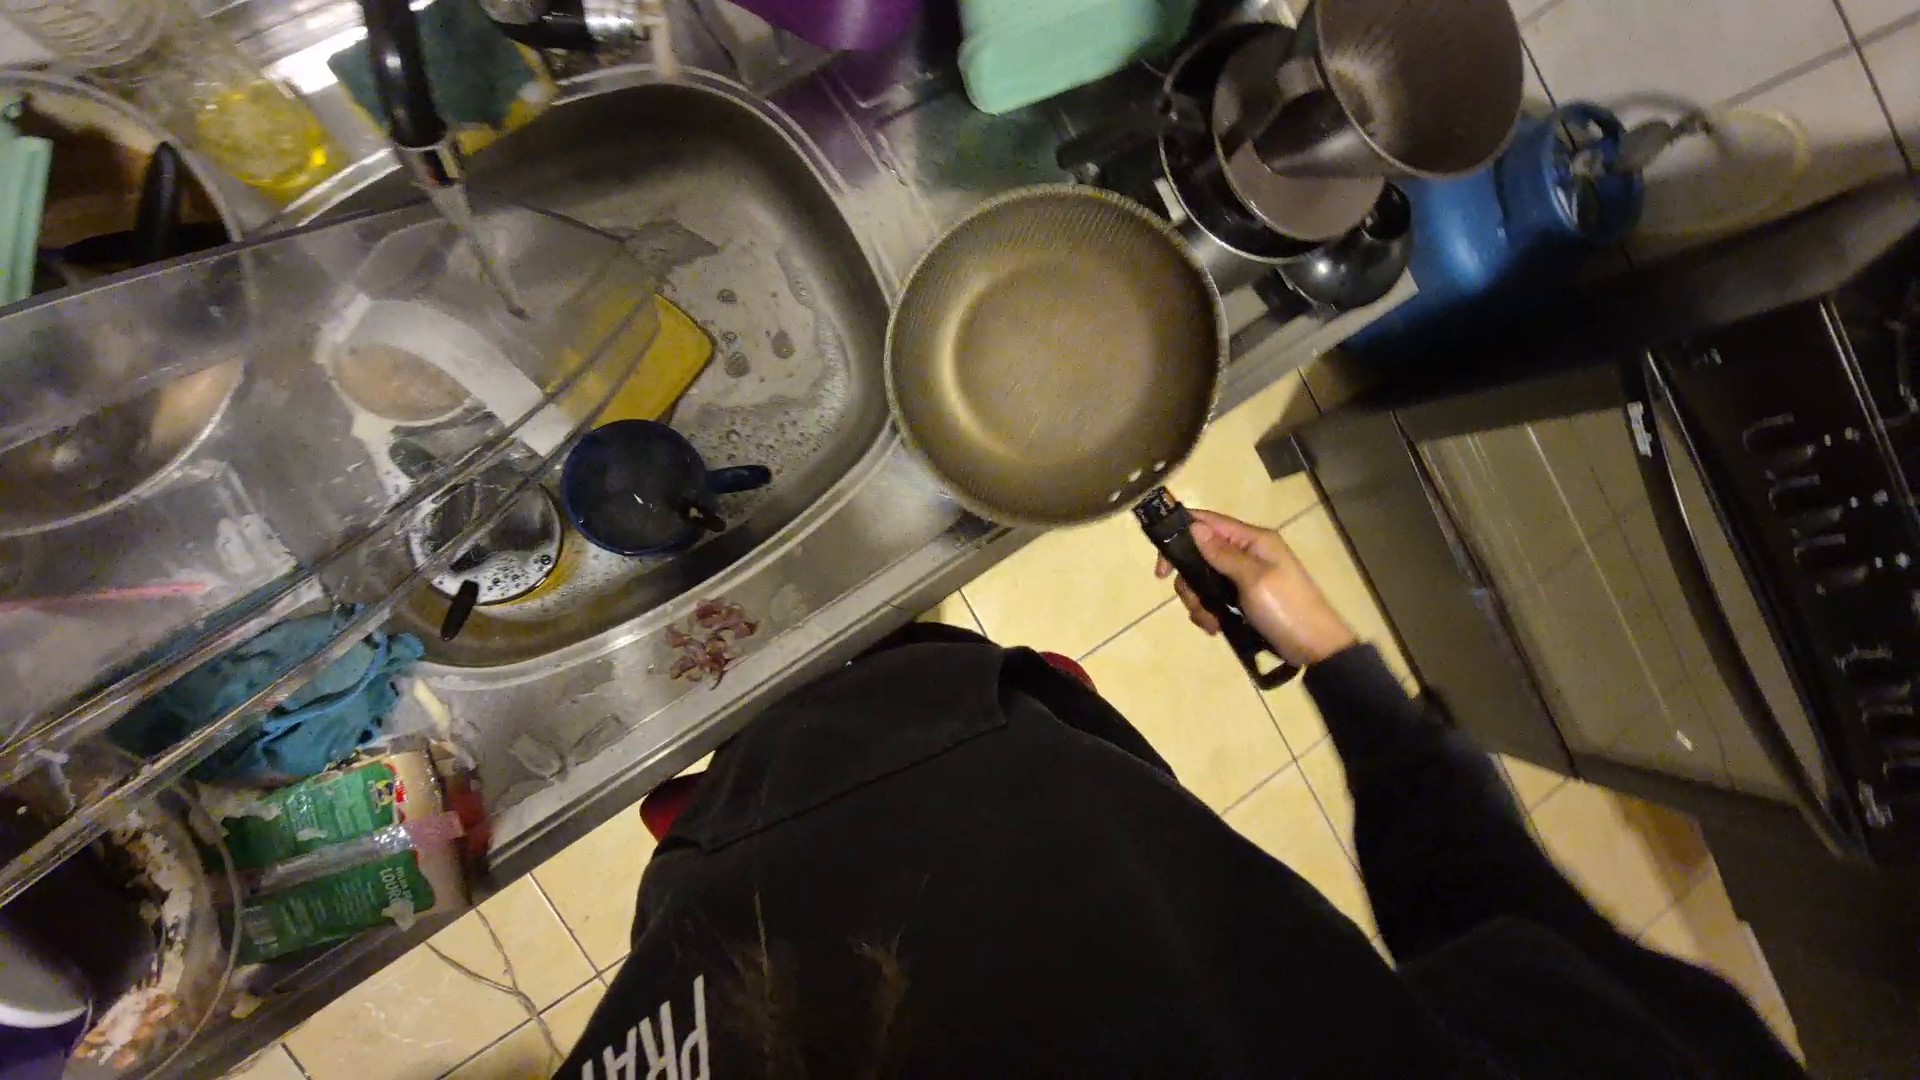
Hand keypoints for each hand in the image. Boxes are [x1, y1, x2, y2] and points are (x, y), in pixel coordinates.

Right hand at [1156, 508, 1356, 667]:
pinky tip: (1216, 628)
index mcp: (1254, 540)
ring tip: (1211, 622)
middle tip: (1192, 601)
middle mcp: (1246, 554)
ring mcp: (1243, 578)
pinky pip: (1212, 599)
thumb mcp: (1254, 579)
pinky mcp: (1241, 599)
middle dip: (1189, 580)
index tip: (1162, 565)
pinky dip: (1208, 613)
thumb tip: (1194, 526)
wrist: (1315, 649)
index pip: (1208, 522)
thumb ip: (1223, 553)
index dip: (1180, 534)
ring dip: (1198, 601)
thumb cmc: (1287, 609)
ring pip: (1202, 580)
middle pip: (1199, 554)